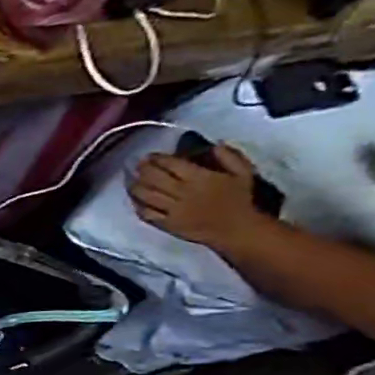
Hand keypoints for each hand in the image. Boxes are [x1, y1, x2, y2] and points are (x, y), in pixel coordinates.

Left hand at [129, 144, 273, 244]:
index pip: (171, 164)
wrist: (236, 230)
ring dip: (137, 187)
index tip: (150, 155)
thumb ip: (229, 156)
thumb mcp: (242, 171)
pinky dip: (140, 207)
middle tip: (138, 165)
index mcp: (198, 177)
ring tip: (132, 181)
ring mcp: (173, 210)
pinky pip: (149, 215)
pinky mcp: (169, 224)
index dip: (157, 159)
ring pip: (148, 196)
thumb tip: (215, 144)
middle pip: (155, 178)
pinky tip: (136, 202)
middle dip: (143, 170)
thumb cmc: (239, 199)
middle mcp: (182, 192)